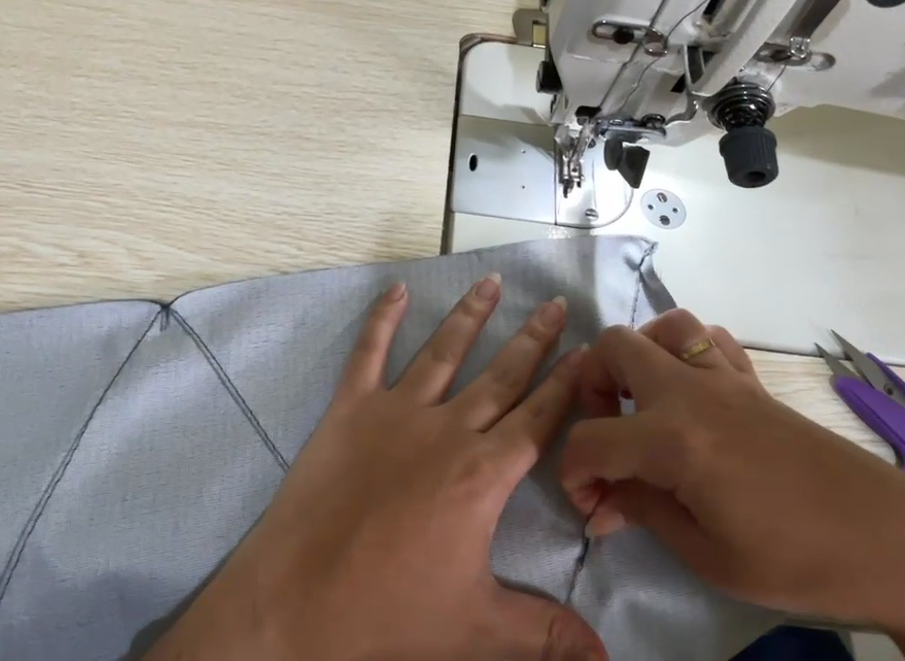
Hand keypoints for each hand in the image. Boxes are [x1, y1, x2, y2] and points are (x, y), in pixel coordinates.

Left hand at [145, 275, 606, 660]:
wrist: (296, 603)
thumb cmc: (388, 615)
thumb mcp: (478, 628)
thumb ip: (547, 634)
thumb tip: (608, 656)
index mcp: (484, 473)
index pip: (539, 417)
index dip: (568, 383)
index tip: (588, 349)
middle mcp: (448, 430)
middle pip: (502, 374)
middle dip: (533, 338)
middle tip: (555, 304)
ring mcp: (396, 413)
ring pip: (444, 352)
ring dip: (470, 315)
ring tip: (492, 282)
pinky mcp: (349, 410)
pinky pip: (368, 354)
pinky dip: (382, 320)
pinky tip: (395, 291)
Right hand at [557, 311, 904, 660]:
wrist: (893, 543)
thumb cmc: (798, 562)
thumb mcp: (709, 556)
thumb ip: (645, 514)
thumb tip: (601, 505)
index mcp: (674, 438)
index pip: (591, 439)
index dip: (573, 474)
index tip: (589, 507)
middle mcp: (693, 391)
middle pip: (613, 348)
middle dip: (592, 388)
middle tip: (608, 438)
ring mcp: (728, 379)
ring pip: (665, 326)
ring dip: (639, 356)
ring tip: (644, 406)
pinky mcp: (756, 383)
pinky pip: (711, 338)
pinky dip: (687, 352)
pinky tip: (692, 395)